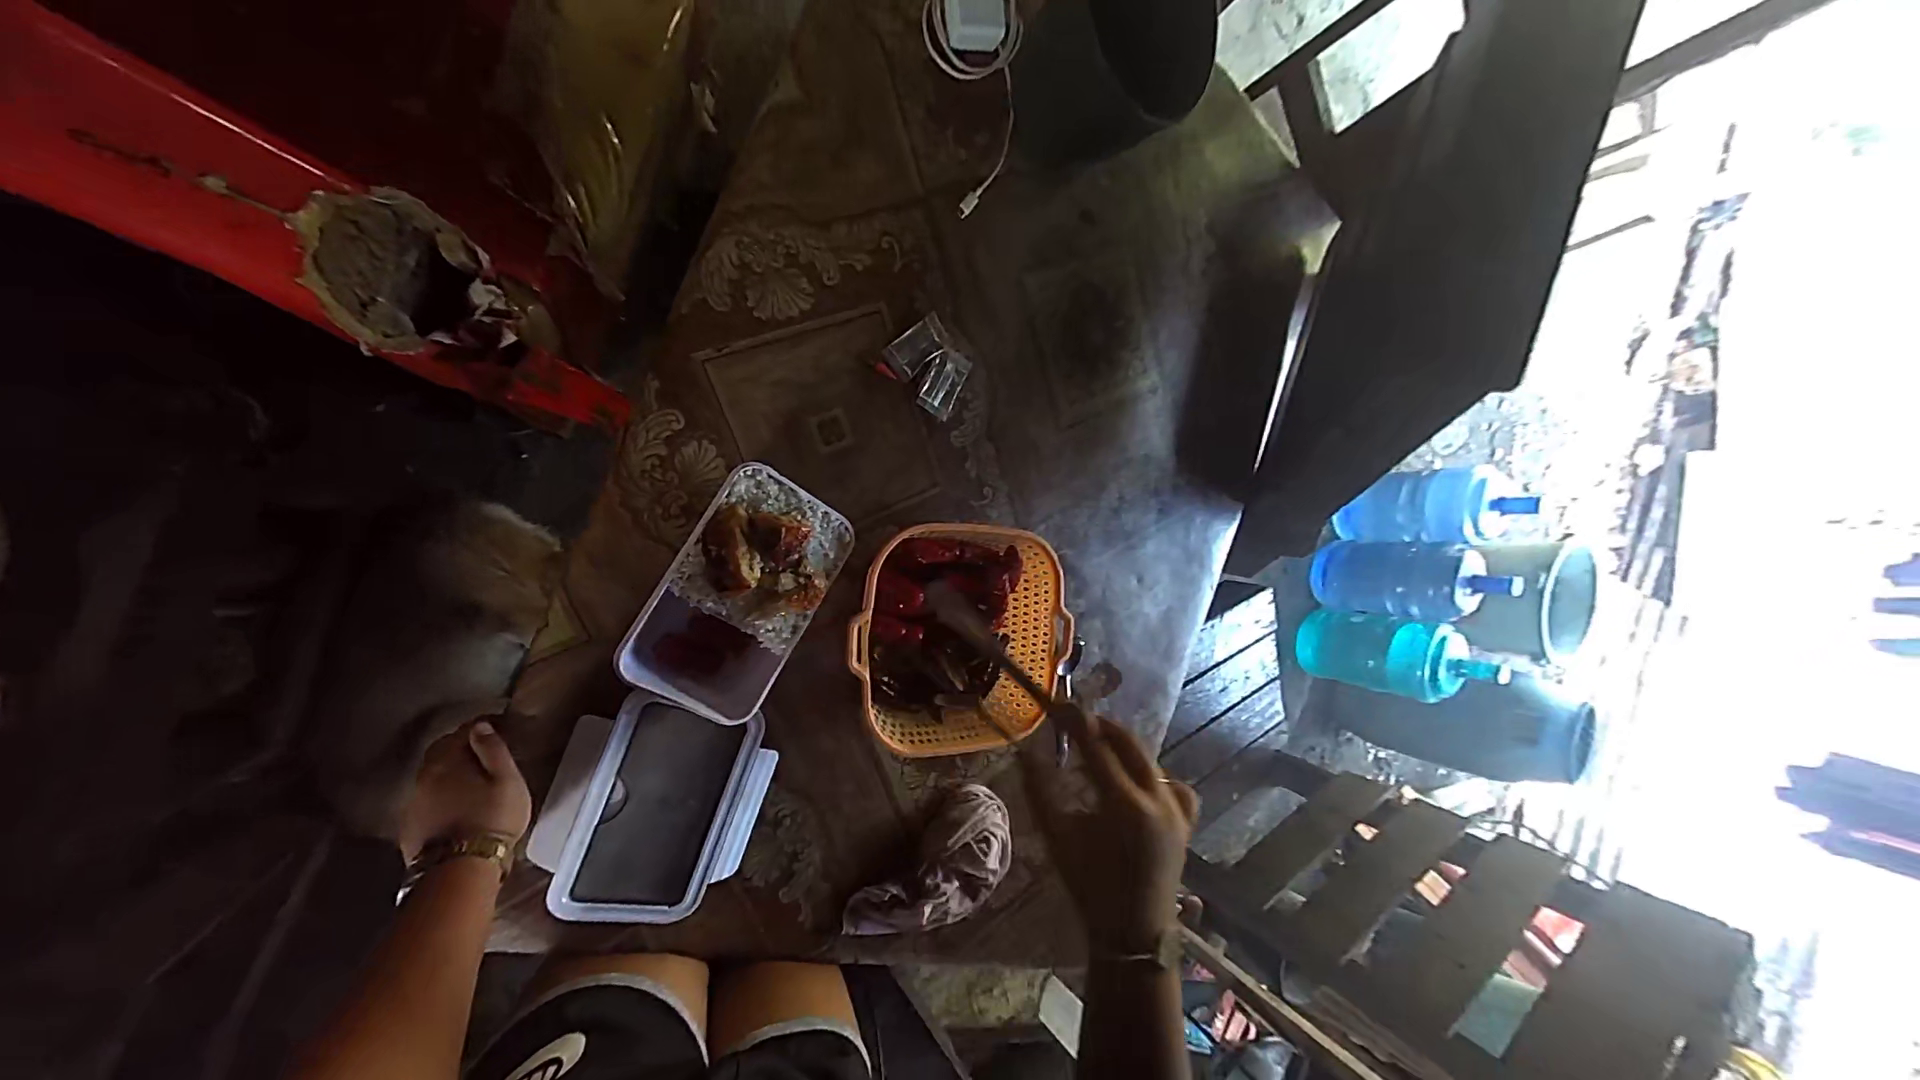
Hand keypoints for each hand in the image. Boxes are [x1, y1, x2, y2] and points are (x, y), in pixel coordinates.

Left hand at [397, 720, 531, 863]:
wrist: (461, 868)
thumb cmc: (492, 817)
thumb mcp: (507, 779)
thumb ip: (493, 750)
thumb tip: (479, 725)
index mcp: (447, 762)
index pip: (462, 732)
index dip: (481, 725)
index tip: (498, 724)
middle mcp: (424, 777)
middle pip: (440, 751)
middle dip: (459, 744)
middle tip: (483, 747)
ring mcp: (413, 803)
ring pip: (430, 774)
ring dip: (448, 768)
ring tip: (470, 773)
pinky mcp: (411, 825)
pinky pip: (427, 796)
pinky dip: (441, 791)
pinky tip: (455, 800)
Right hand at [1021, 707, 1198, 955]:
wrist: (1132, 933)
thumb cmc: (1089, 886)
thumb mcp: (1057, 836)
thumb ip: (1040, 790)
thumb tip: (1024, 751)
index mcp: (1125, 804)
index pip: (1097, 747)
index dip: (1076, 722)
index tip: (1059, 705)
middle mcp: (1158, 800)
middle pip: (1129, 744)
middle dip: (1101, 727)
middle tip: (1076, 720)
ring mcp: (1178, 811)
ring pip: (1150, 761)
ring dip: (1123, 749)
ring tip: (1099, 751)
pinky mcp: (1187, 822)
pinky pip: (1174, 784)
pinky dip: (1154, 775)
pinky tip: (1136, 783)